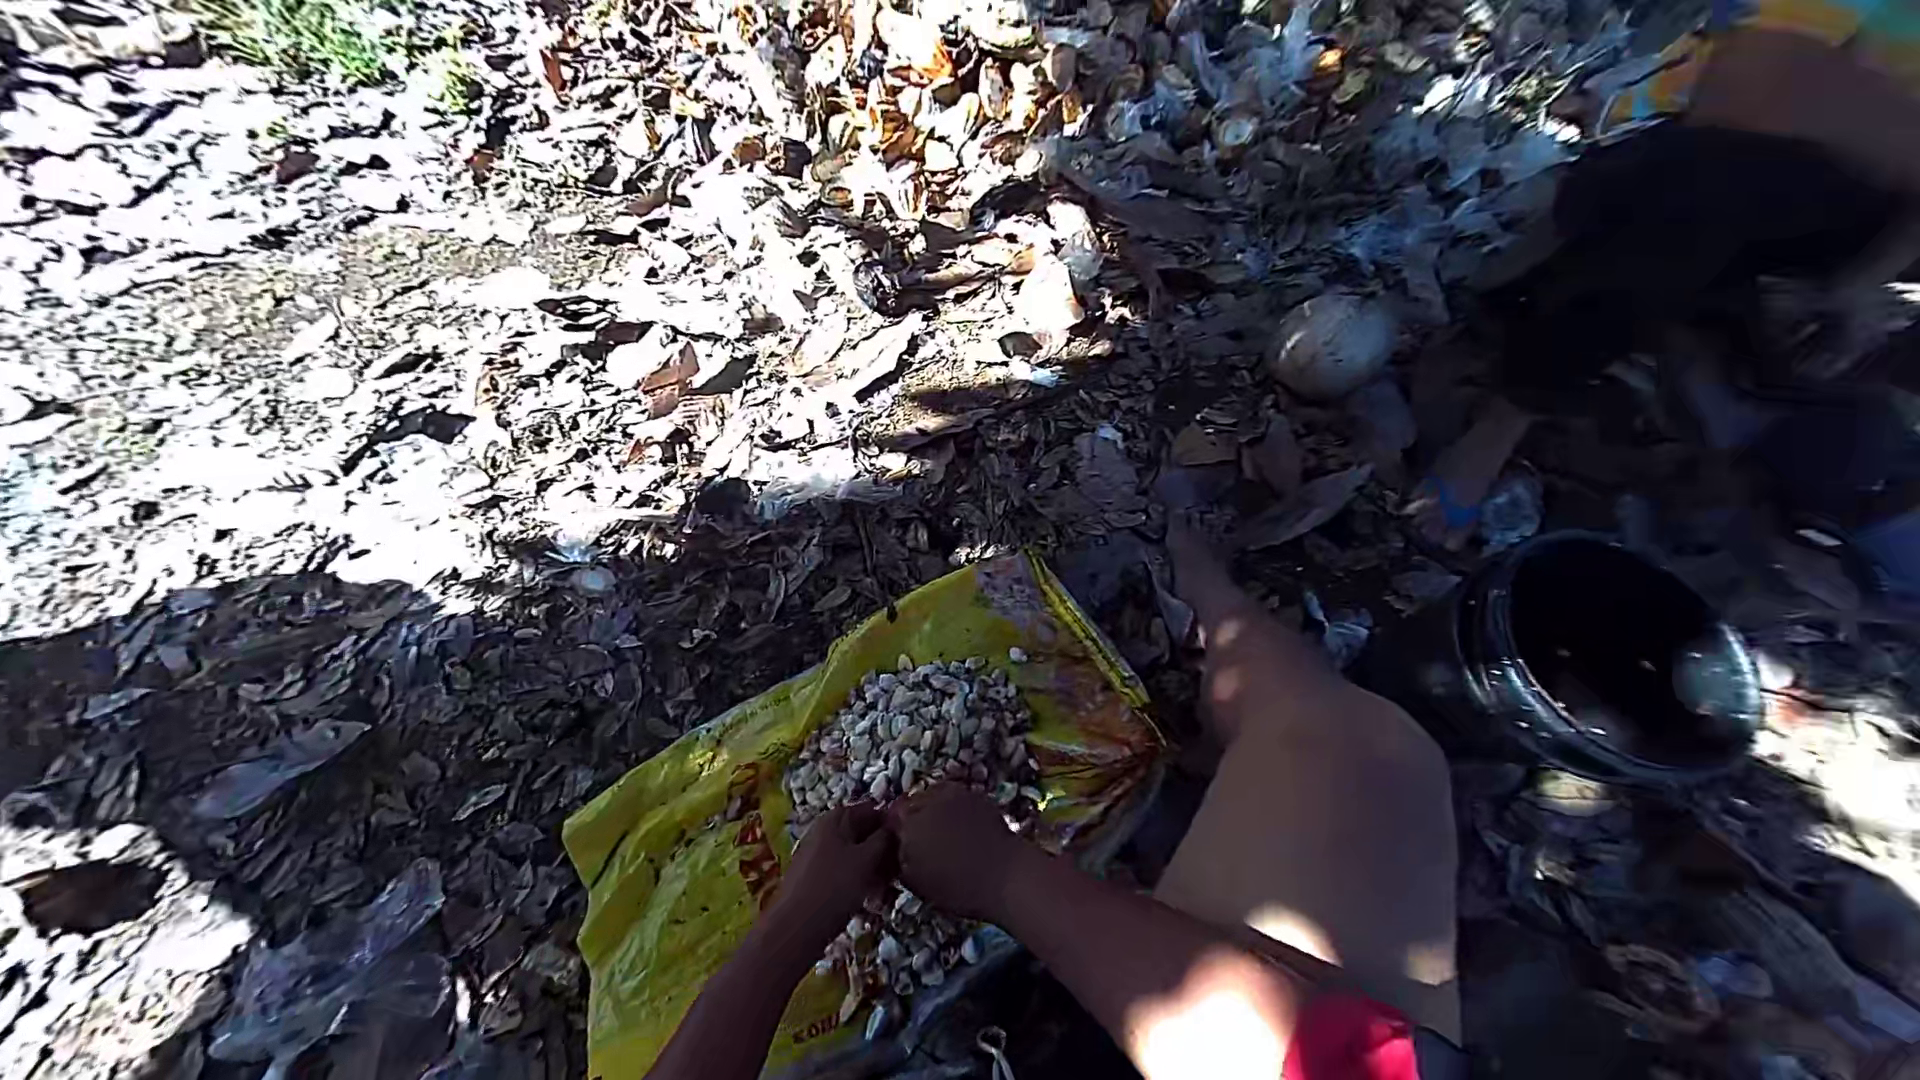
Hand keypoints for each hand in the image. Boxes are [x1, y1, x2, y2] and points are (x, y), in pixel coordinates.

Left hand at [771, 802, 894, 942]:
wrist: (793, 931)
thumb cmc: (834, 888)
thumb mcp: (867, 859)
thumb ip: (885, 839)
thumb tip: (896, 827)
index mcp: (836, 817)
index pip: (873, 810)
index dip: (893, 825)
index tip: (909, 845)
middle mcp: (825, 830)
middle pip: (864, 832)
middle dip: (884, 850)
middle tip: (901, 870)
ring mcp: (818, 855)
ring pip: (855, 855)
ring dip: (874, 868)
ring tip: (889, 888)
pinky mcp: (815, 879)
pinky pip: (844, 872)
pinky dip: (860, 881)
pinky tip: (872, 900)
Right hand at [888, 784, 1029, 920]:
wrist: (1004, 874)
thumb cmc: (957, 886)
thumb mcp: (917, 881)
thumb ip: (898, 858)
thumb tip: (893, 846)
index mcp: (908, 825)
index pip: (889, 819)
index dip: (893, 831)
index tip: (899, 844)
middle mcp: (926, 802)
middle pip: (908, 804)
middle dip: (910, 818)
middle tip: (920, 839)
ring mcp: (950, 793)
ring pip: (928, 796)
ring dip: (929, 809)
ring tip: (940, 829)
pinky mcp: (970, 792)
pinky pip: (950, 794)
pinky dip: (948, 804)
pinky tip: (956, 821)